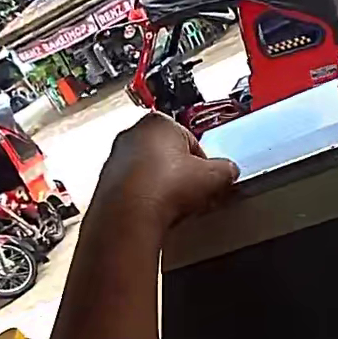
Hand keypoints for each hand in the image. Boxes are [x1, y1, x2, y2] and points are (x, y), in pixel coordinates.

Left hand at [93, 114, 238, 229]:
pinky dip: (147, 198)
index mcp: (159, 122)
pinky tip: (157, 212)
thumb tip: (230, 171)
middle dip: (182, 173)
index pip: (191, 139)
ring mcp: (117, 158)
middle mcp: (133, 134)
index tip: (209, 177)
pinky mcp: (108, 183)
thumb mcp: (212, 177)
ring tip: (176, 205)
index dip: (204, 162)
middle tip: (194, 192)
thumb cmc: (162, 187)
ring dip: (164, 187)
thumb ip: (226, 170)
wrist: (129, 216)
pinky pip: (136, 189)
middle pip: (169, 154)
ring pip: (151, 172)